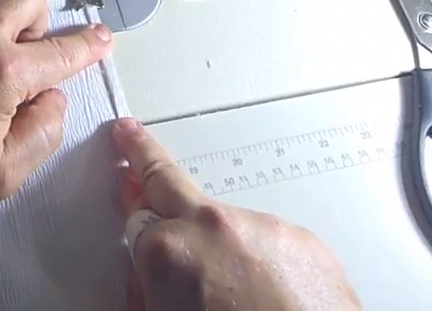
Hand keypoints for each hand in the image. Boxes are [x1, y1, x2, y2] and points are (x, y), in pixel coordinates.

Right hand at [115, 118, 360, 310]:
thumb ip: (152, 286)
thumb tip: (149, 273)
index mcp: (168, 252)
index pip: (136, 220)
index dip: (140, 234)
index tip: (129, 200)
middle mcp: (211, 226)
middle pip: (167, 180)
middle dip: (144, 154)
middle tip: (131, 136)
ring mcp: (261, 228)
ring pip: (227, 226)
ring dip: (223, 246)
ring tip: (238, 292)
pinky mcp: (303, 241)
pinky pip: (271, 244)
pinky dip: (267, 263)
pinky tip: (272, 296)